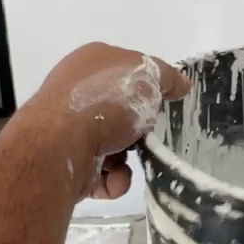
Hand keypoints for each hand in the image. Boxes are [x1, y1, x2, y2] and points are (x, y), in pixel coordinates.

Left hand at [24, 43, 192, 199]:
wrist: (61, 143)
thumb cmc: (106, 101)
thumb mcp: (147, 77)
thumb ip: (168, 78)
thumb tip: (183, 83)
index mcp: (92, 63)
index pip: (126, 73)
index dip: (147, 89)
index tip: (163, 104)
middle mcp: (77, 94)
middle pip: (120, 115)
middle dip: (139, 131)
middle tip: (148, 137)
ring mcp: (69, 130)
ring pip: (113, 148)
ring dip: (127, 160)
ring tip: (128, 162)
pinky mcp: (69, 164)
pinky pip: (102, 174)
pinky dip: (114, 179)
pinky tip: (114, 177)